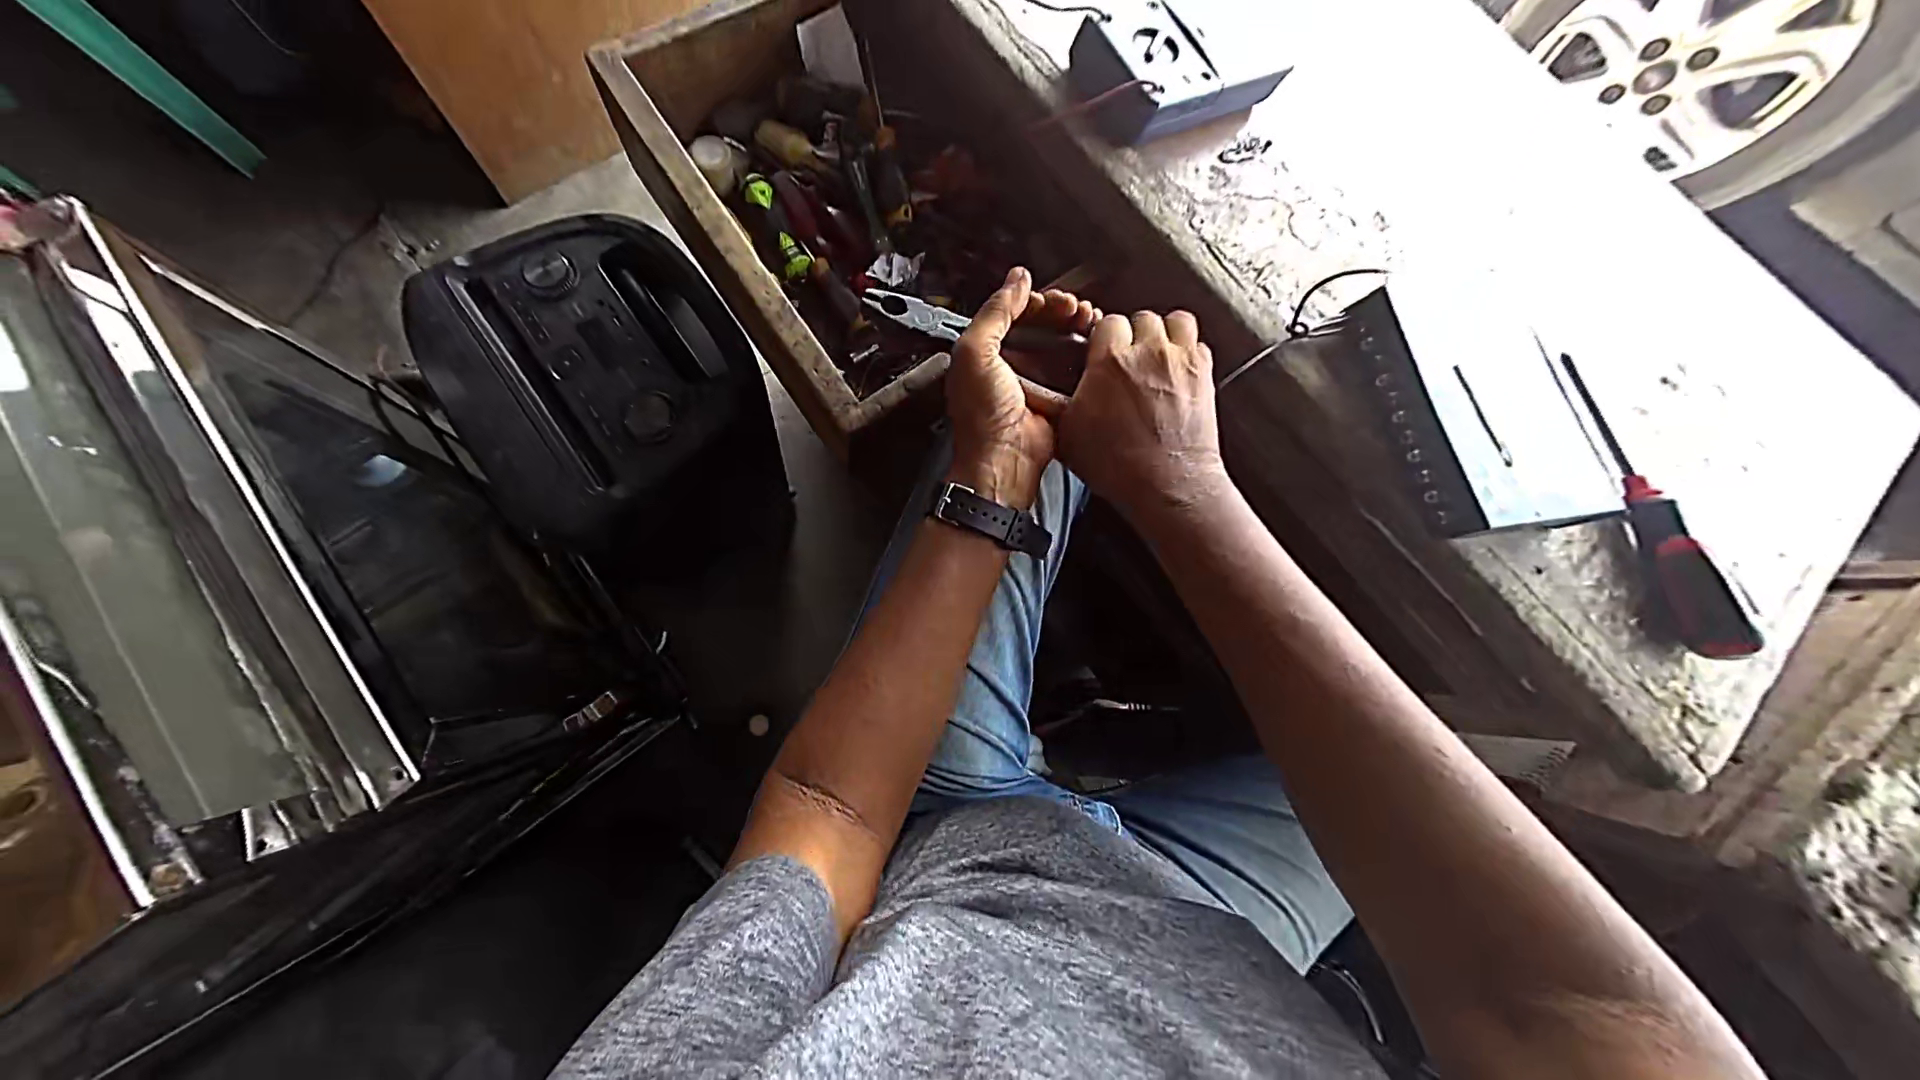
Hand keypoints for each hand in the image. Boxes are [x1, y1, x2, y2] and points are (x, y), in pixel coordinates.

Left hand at [947, 267, 1099, 508]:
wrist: (1005, 459)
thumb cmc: (982, 417)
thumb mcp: (976, 352)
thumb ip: (994, 312)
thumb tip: (1015, 279)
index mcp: (984, 354)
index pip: (1012, 314)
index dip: (1033, 302)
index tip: (1051, 299)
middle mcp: (1009, 367)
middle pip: (1041, 327)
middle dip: (1060, 312)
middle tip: (1075, 309)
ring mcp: (1034, 384)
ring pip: (1060, 346)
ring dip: (1077, 330)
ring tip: (1089, 321)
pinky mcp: (1056, 400)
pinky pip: (1073, 372)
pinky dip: (1086, 357)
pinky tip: (1095, 346)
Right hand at [1056, 310, 1229, 529]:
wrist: (1168, 486)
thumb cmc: (1119, 466)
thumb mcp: (1068, 434)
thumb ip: (1052, 403)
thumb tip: (1033, 392)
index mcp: (1110, 361)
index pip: (1107, 322)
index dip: (1103, 337)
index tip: (1101, 352)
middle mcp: (1147, 353)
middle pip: (1141, 318)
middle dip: (1134, 335)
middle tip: (1127, 358)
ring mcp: (1180, 360)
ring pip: (1176, 321)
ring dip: (1165, 334)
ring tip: (1155, 355)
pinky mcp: (1204, 374)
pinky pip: (1199, 344)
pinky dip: (1188, 352)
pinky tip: (1177, 371)